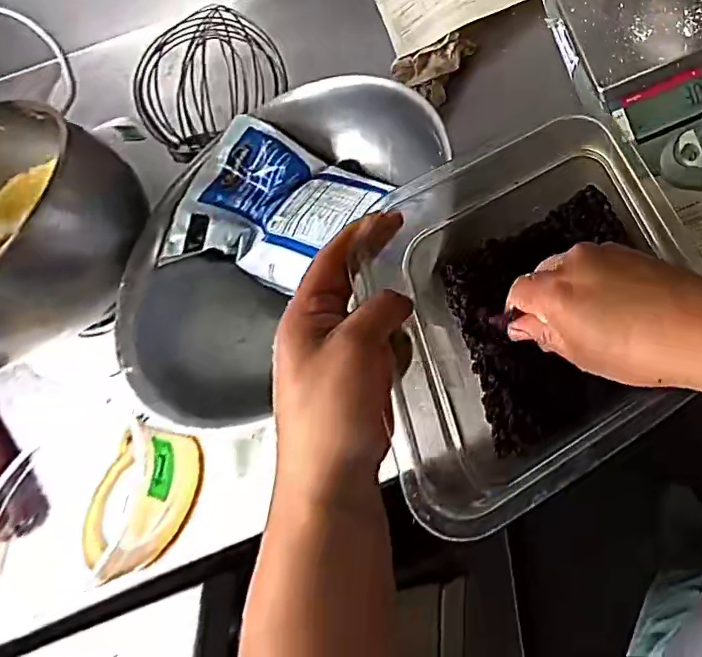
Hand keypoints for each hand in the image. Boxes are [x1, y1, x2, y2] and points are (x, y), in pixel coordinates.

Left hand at [273, 213, 412, 499]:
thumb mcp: (356, 345)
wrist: (330, 484)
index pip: (331, 260)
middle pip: (350, 288)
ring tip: (385, 358)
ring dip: (386, 329)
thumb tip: (396, 301)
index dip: (360, 235)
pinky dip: (391, 356)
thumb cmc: (331, 413)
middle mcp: (315, 334)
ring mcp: (334, 361)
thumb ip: (380, 309)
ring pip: (370, 322)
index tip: (389, 217)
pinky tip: (390, 378)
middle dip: (375, 283)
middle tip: (398, 250)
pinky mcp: (353, 385)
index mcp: (303, 318)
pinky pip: (379, 352)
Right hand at [504, 242, 701, 387]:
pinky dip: (599, 281)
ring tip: (600, 322)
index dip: (518, 311)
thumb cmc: (642, 348)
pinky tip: (620, 308)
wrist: (699, 327)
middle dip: (545, 298)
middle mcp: (572, 261)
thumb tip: (523, 325)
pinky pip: (598, 264)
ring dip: (574, 289)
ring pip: (571, 267)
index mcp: (553, 289)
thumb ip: (545, 334)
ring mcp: (601, 252)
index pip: (518, 291)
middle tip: (564, 330)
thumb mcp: (580, 354)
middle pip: (542, 274)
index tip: (525, 326)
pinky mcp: (626, 250)